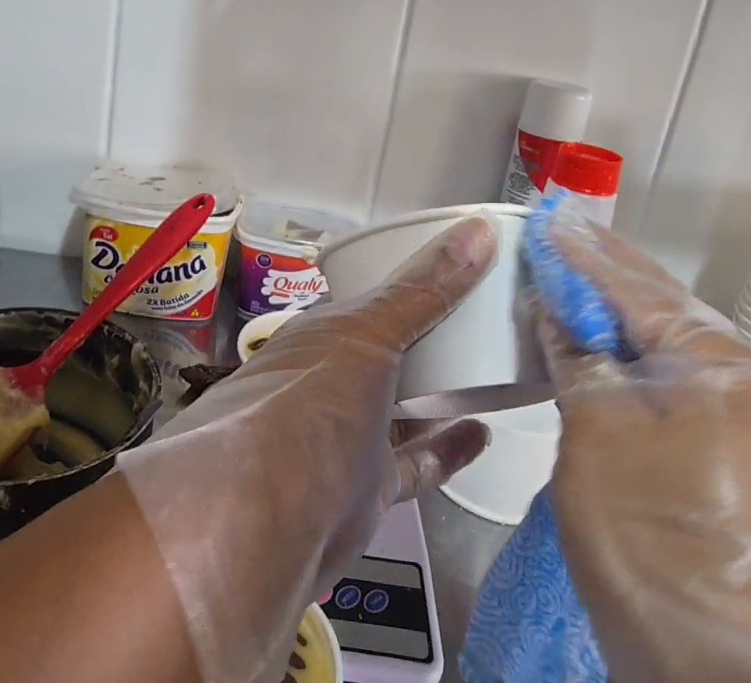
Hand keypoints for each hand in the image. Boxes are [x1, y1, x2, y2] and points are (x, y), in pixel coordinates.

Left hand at [117, 218, 496, 681]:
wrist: (260, 522)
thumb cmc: (307, 407)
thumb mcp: (367, 335)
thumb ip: (422, 290)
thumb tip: (476, 229)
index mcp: (320, 338)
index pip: (371, 304)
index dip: (409, 287)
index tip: (457, 272)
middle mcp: (328, 384)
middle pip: (385, 357)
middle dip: (425, 343)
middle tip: (485, 323)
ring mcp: (343, 439)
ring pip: (398, 409)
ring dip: (437, 394)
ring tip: (489, 372)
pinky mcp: (363, 491)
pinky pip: (413, 462)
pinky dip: (446, 448)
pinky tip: (482, 434)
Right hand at [533, 219, 750, 682]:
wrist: (718, 656)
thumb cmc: (649, 533)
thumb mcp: (596, 427)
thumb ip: (578, 356)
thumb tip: (561, 313)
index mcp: (724, 363)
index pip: (638, 289)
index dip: (584, 257)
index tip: (548, 225)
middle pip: (665, 309)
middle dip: (609, 275)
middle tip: (564, 237)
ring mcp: (750, 421)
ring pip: (671, 346)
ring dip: (620, 315)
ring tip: (576, 283)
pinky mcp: (736, 456)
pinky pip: (678, 381)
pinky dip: (636, 358)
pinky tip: (605, 350)